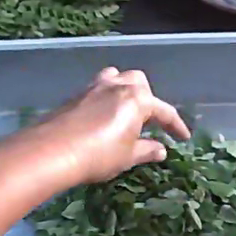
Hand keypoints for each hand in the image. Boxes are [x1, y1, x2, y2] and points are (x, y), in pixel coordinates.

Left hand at [29, 67, 191, 186]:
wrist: (52, 151)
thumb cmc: (98, 154)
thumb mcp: (127, 157)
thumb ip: (146, 150)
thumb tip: (160, 149)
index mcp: (137, 99)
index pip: (164, 111)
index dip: (176, 125)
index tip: (183, 138)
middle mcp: (116, 86)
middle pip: (138, 82)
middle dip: (147, 98)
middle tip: (148, 120)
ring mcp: (93, 88)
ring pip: (115, 78)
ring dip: (124, 90)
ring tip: (124, 111)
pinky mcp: (74, 96)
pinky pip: (96, 90)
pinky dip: (104, 99)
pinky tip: (101, 117)